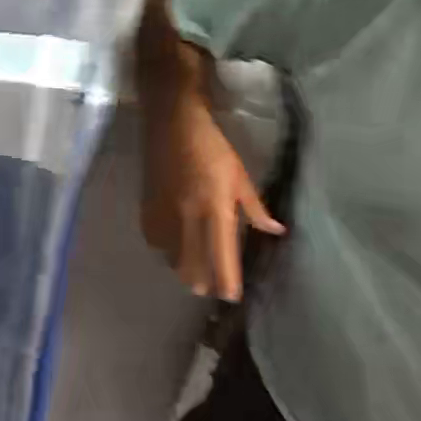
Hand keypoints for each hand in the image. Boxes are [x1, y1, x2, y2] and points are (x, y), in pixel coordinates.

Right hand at [142, 89, 283, 300]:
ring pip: (170, 253)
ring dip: (181, 266)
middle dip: (200, 280)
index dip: (226, 278)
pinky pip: (154, 239)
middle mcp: (187, 215)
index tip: (231, 296)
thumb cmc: (213, 146)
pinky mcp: (146, 206)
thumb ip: (254, 207)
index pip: (220, 253)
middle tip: (207, 290)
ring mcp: (163, 212)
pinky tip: (169, 247)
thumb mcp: (240, 174)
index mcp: (214, 206)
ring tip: (189, 273)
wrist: (172, 123)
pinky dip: (163, 248)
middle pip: (190, 261)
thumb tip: (274, 231)